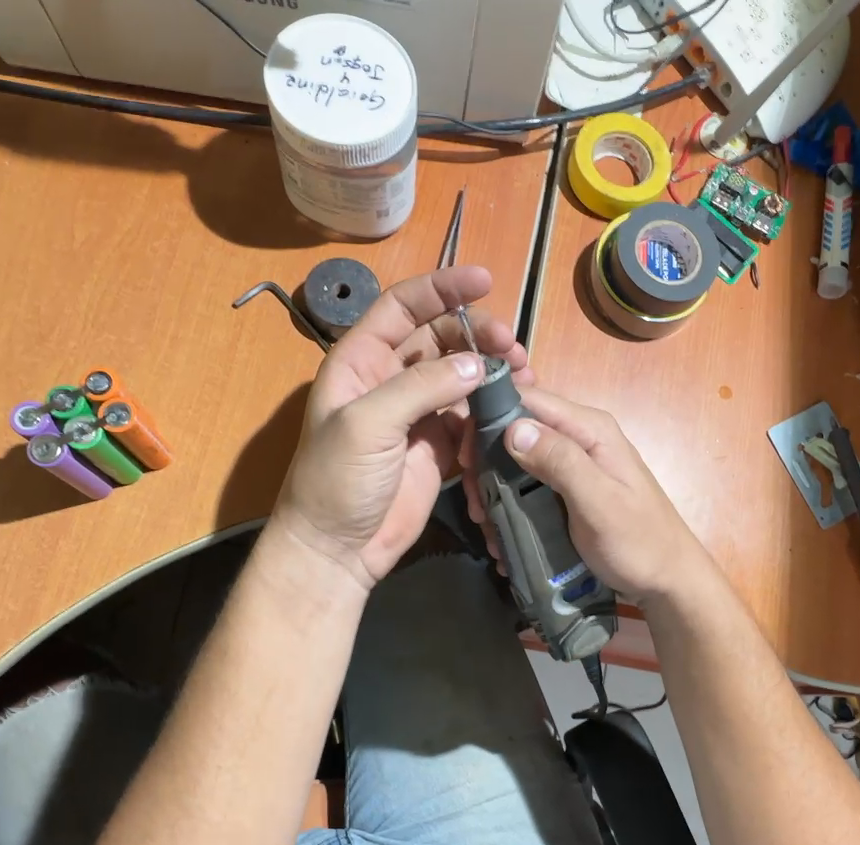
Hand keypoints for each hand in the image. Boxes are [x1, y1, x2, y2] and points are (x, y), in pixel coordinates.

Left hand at [273, 266, 528, 590]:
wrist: (338, 549)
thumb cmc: (337, 481)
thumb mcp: (369, 424)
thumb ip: (421, 387)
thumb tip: (476, 364)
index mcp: (359, 361)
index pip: (401, 308)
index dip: (441, 289)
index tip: (483, 280)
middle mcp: (388, 379)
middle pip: (439, 338)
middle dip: (476, 334)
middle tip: (512, 345)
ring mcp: (415, 413)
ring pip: (459, 375)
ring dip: (490, 370)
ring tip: (522, 374)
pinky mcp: (437, 446)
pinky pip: (469, 415)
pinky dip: (490, 408)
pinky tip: (512, 408)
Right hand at [463, 386, 707, 607]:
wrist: (668, 582)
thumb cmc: (639, 543)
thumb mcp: (600, 503)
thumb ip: (561, 462)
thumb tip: (513, 429)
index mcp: (589, 429)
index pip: (527, 400)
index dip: (488, 421)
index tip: (465, 460)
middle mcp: (578, 439)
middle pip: (514, 433)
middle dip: (486, 467)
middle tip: (475, 506)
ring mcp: (572, 466)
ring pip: (515, 464)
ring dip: (493, 494)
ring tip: (489, 531)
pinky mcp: (566, 492)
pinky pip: (526, 490)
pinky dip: (509, 510)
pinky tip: (503, 539)